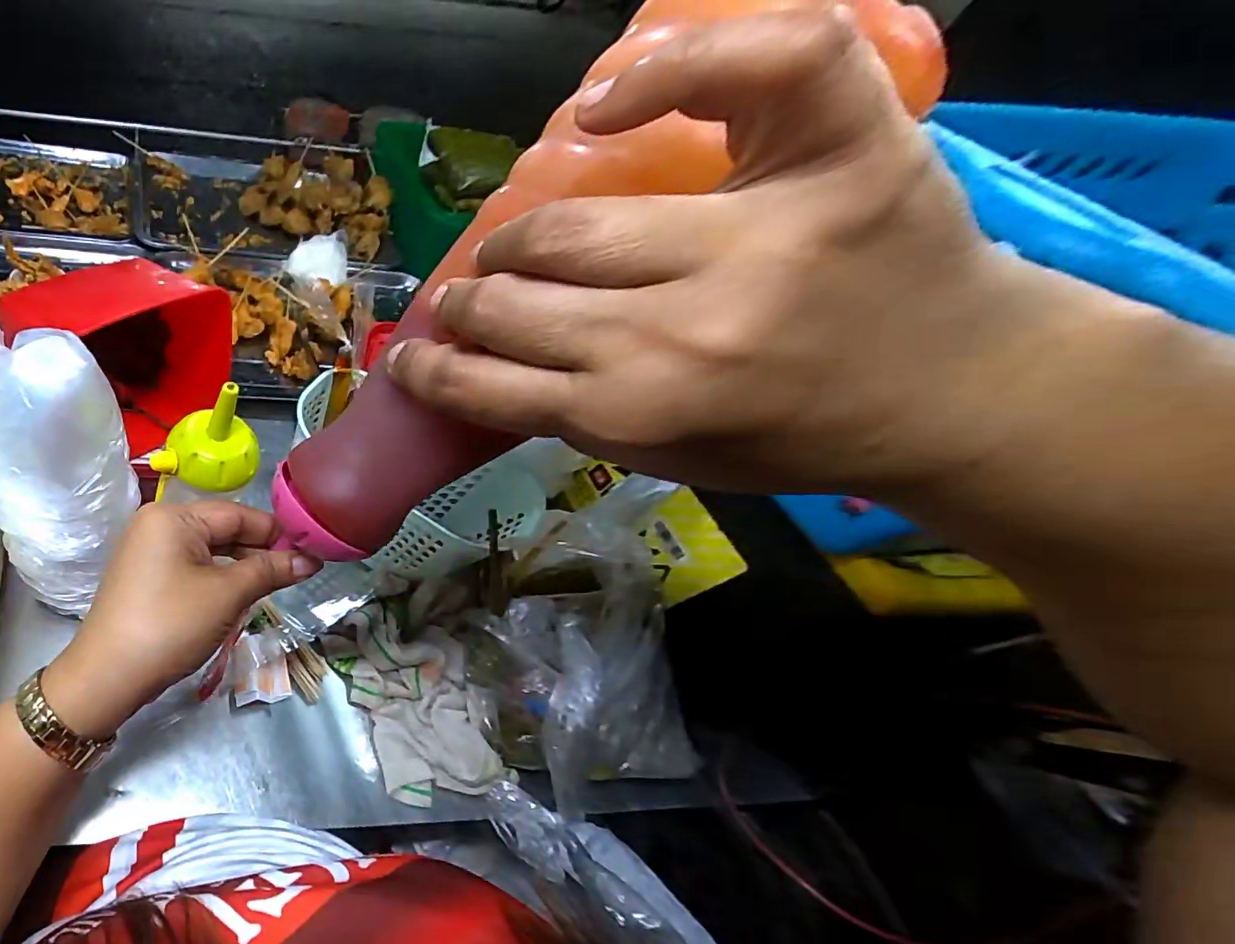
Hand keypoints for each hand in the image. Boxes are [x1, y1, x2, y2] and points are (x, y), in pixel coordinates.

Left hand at [41, 501, 320, 738]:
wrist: (109, 676)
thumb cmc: (171, 625)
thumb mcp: (227, 595)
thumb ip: (270, 571)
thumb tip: (311, 560)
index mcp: (173, 517)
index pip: (237, 513)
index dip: (276, 533)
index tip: (310, 552)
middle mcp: (156, 524)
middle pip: (222, 529)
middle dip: (259, 551)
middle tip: (296, 573)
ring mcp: (147, 551)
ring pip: (208, 551)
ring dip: (241, 567)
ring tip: (272, 587)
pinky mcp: (145, 577)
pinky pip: (191, 567)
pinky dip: (218, 578)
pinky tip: (238, 596)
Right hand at [388, 10, 1106, 499]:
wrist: (954, 392)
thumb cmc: (789, 439)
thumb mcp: (664, 462)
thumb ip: (574, 419)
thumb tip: (488, 371)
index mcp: (640, 412)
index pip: (492, 385)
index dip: (431, 371)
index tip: (407, 358)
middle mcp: (683, 329)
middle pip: (517, 299)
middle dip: (468, 305)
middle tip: (465, 303)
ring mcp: (763, 233)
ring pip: (574, 220)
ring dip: (514, 238)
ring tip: (510, 247)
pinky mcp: (843, 152)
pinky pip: (756, 67)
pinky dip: (673, 63)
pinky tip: (604, 99)